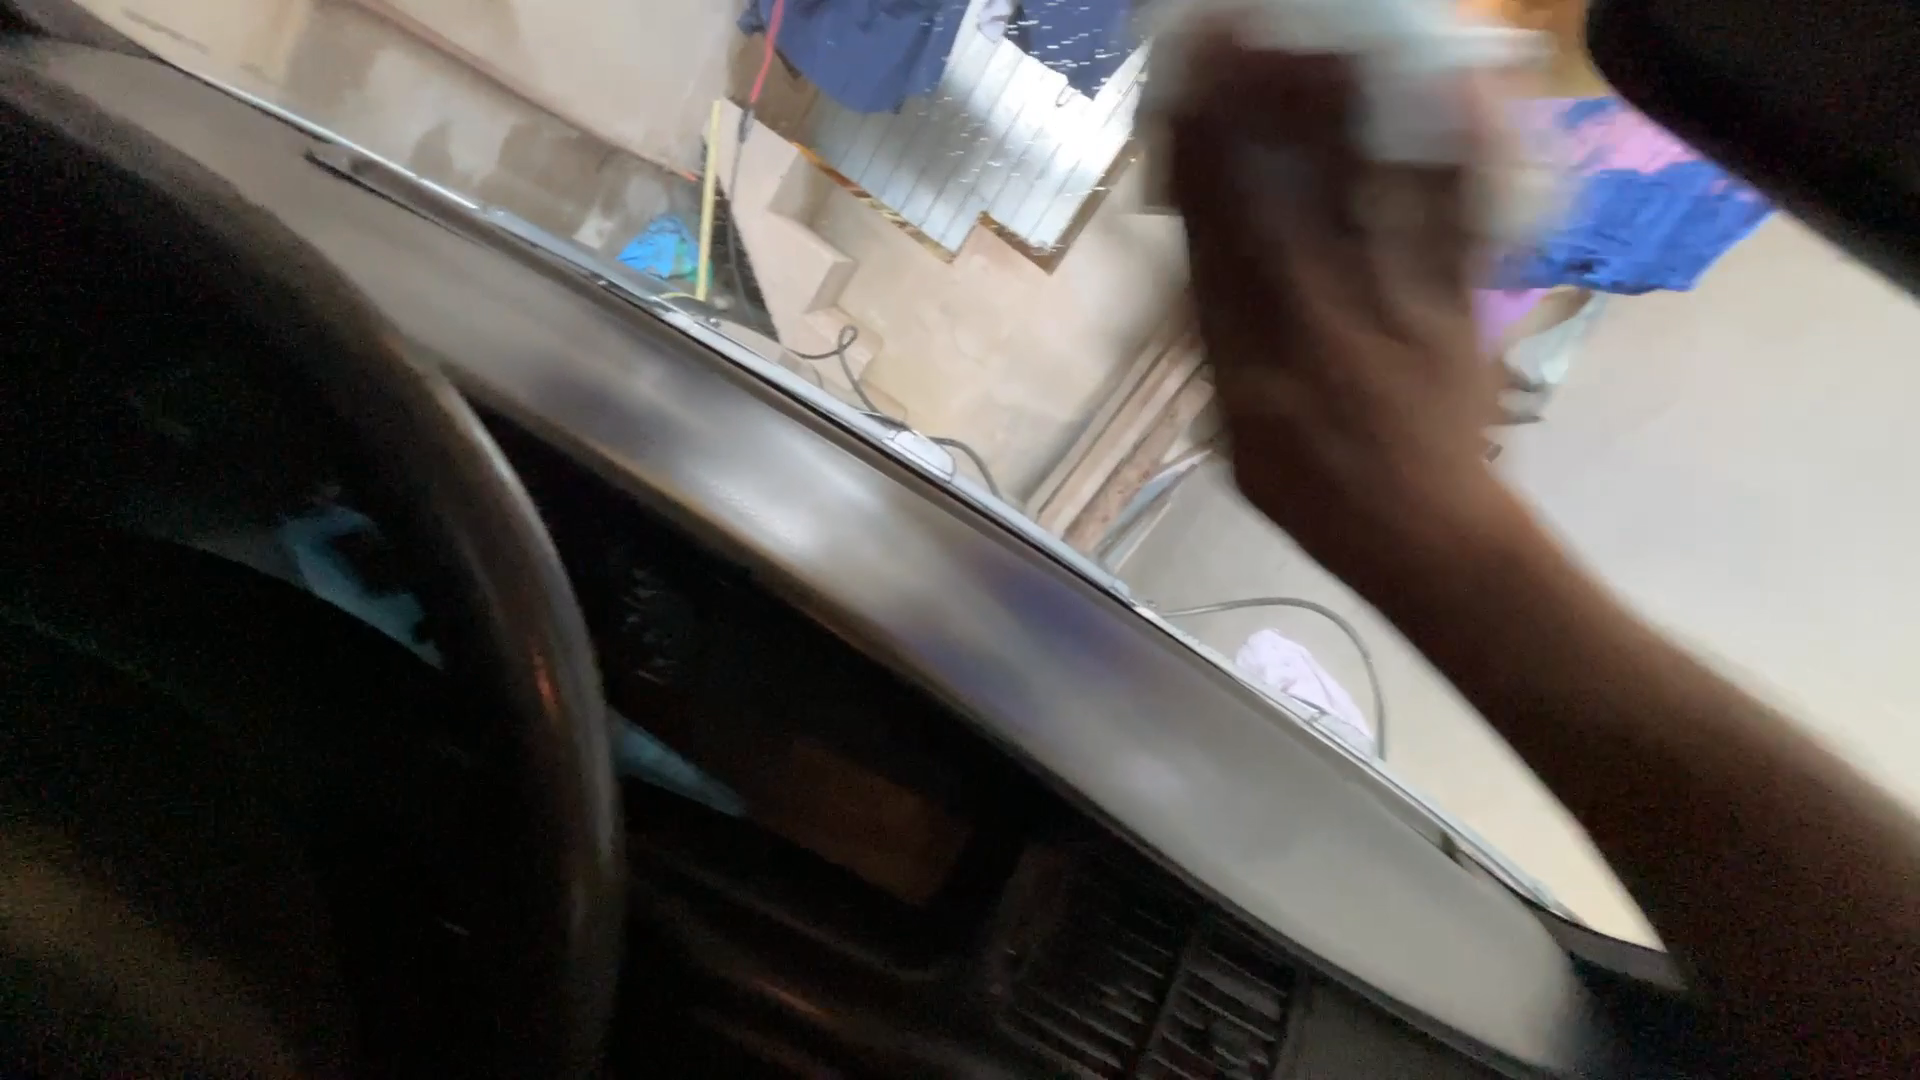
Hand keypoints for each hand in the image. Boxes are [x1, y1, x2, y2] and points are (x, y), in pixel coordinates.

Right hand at [1171, 43, 1518, 596]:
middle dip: (1257, 112)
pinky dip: (1457, 151)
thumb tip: (1196, 273)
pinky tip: (1452, 87)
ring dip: (1342, 111)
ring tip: (1323, 34)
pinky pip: (1461, 223)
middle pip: (1285, 203)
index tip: (1182, 99)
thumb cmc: (1312, 499)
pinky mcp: (1459, 306)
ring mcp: (1398, 312)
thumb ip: (1216, 354)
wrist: (1423, 534)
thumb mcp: (1235, 440)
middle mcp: (1320, 327)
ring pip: (1366, 201)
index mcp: (1253, 366)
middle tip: (1239, 34)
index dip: (1199, 168)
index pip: (1217, 251)